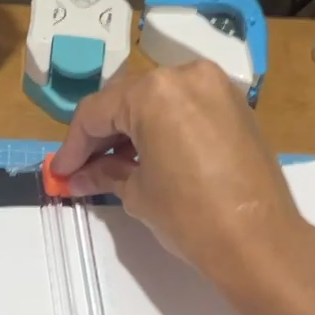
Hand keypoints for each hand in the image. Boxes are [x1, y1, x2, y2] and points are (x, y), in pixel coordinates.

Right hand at [52, 62, 304, 278]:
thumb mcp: (138, 194)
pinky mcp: (234, 105)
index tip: (59, 171)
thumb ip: (106, 175)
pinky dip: (162, 128)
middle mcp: (185, 75)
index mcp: (154, 91)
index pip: (97, 112)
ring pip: (157, 100)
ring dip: (131, 129)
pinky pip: (185, 108)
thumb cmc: (190, 216)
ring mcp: (215, 86)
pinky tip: (149, 158)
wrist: (255, 238)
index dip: (73, 145)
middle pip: (127, 99)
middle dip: (101, 135)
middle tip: (82, 169)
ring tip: (114, 167)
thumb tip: (78, 176)